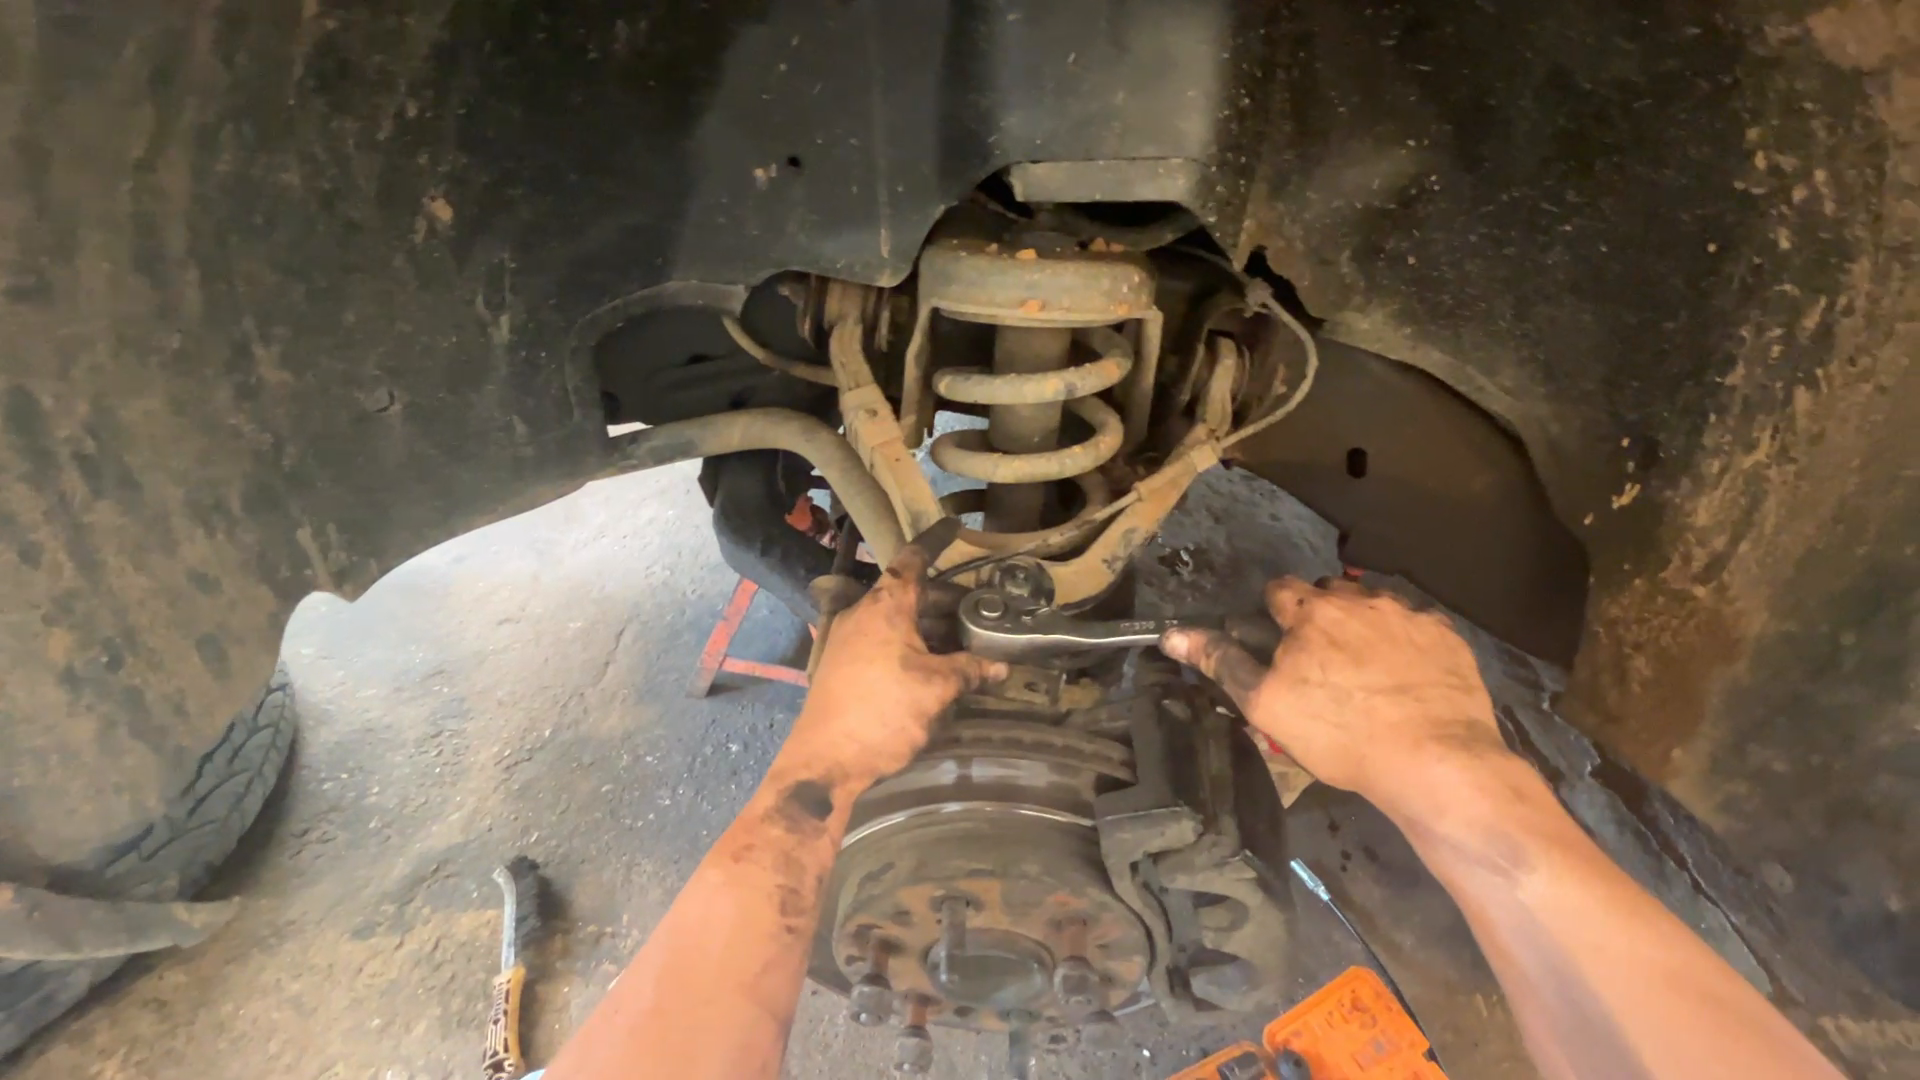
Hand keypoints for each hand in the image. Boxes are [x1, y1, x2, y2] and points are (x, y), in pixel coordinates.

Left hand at [782, 542, 1007, 789]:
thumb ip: (969, 670)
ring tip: (965, 639)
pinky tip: (934, 665)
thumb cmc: (882, 712)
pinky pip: (883, 641)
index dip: (935, 543)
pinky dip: (911, 644)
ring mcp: (850, 639)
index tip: (954, 528)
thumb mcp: (936, 689)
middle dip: (944, 599)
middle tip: (980, 607)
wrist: (825, 761)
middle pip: (909, 593)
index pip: (913, 560)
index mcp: (885, 605)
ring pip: (897, 620)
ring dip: (929, 626)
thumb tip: (1001, 666)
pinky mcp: (844, 665)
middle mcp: (863, 614)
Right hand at [1160, 577, 1508, 813]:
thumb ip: (1221, 662)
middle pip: (1329, 590)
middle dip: (1319, 612)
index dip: (1272, 612)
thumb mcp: (1265, 703)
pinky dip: (1404, 639)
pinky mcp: (1448, 638)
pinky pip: (1417, 624)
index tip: (1276, 642)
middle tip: (1318, 656)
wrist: (1434, 762)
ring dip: (1362, 621)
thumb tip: (1172, 634)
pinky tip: (1405, 674)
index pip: (1280, 589)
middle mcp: (1360, 600)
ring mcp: (1409, 616)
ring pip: (1374, 603)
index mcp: (1310, 611)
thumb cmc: (1338, 733)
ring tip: (1363, 664)